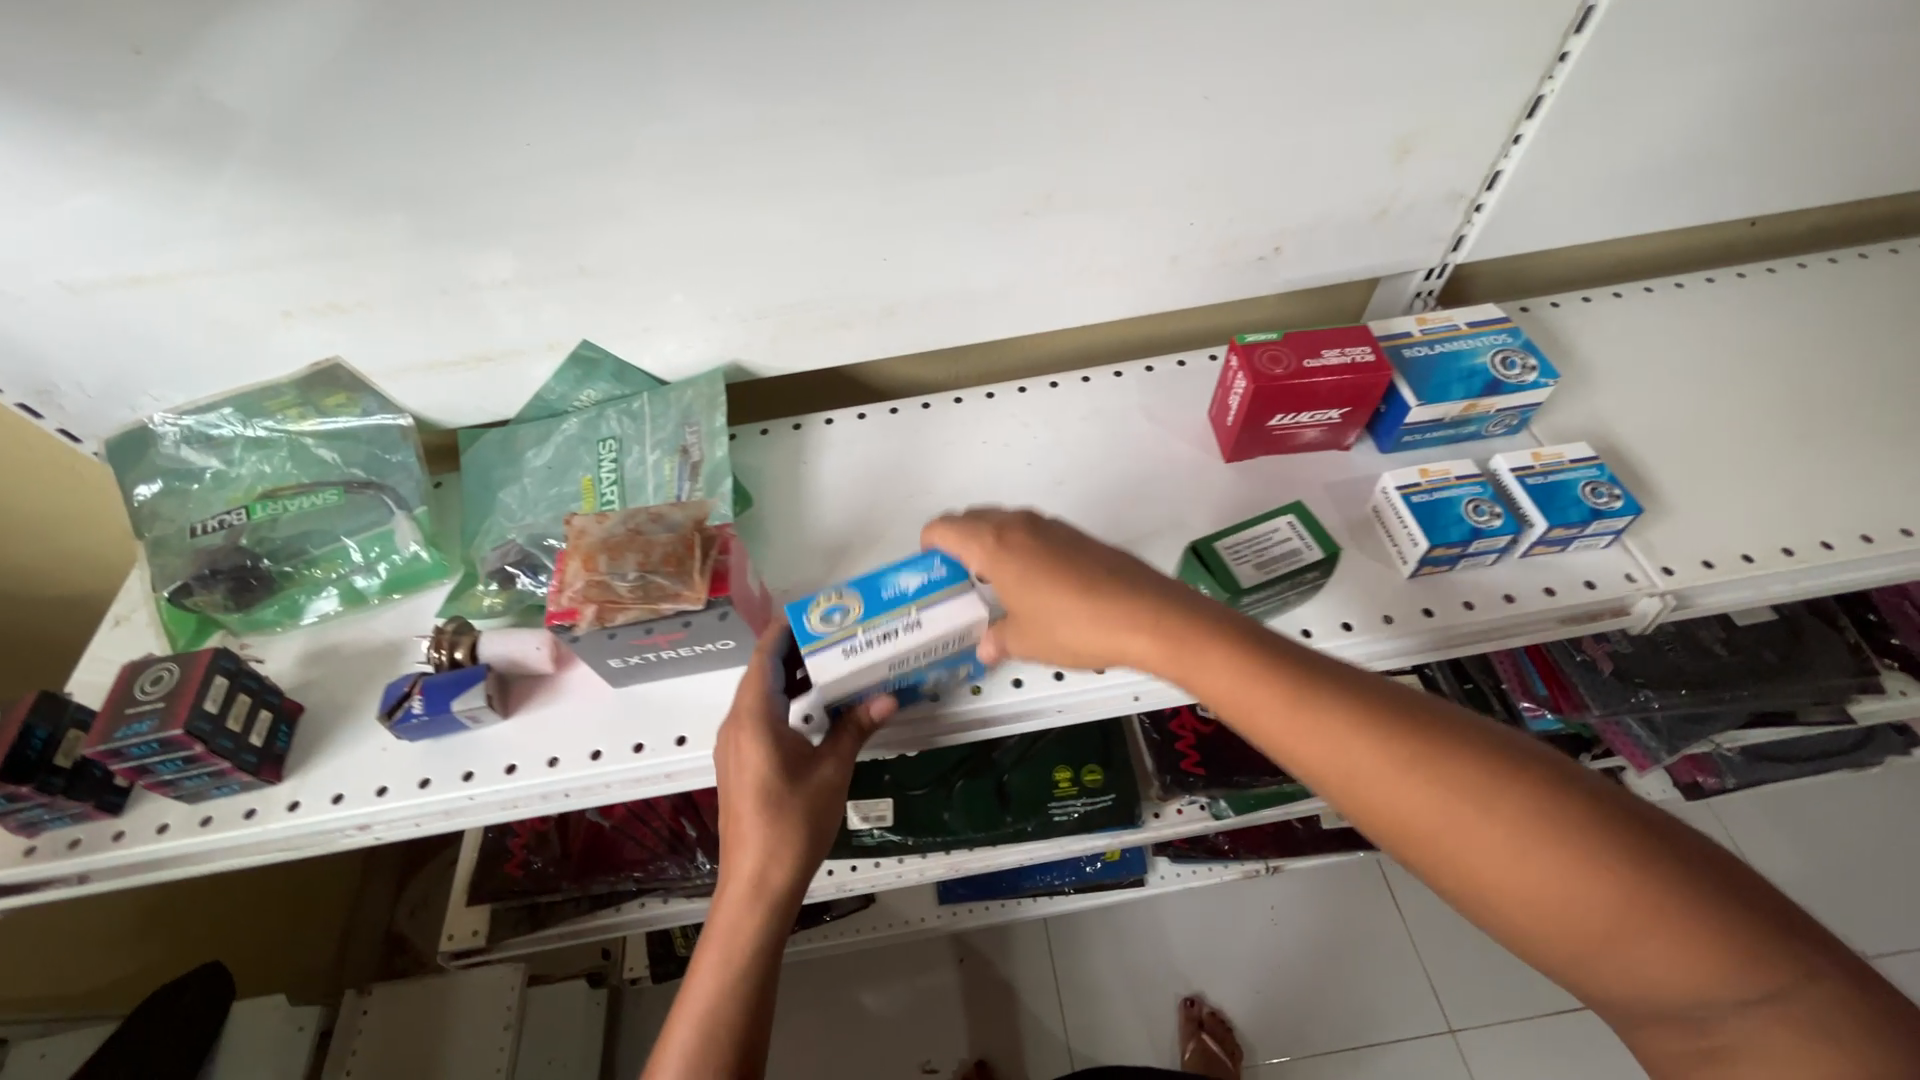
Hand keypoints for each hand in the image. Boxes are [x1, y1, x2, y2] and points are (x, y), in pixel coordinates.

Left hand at [712, 621, 896, 898]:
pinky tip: (816, 708)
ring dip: (792, 679)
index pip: (765, 656)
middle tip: (837, 635)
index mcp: (754, 717)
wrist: (758, 882)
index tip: (817, 612)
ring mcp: (734, 745)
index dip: (787, 630)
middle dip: (796, 651)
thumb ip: (856, 727)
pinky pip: (759, 718)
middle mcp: (736, 724)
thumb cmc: (794, 822)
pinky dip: (785, 703)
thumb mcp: (832, 770)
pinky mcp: (740, 763)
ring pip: (760, 696)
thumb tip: (889, 695)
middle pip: (762, 672)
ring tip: (832, 663)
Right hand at [922, 507, 1213, 673]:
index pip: (944, 527)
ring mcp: (1052, 526)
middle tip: (958, 579)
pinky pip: (1034, 533)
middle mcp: (1019, 525)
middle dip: (958, 542)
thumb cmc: (1073, 626)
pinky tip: (1036, 584)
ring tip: (995, 582)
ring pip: (1006, 523)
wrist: (1147, 614)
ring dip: (992, 543)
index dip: (929, 545)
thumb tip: (985, 647)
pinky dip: (1021, 548)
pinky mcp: (1079, 535)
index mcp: (994, 544)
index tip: (930, 570)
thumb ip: (997, 638)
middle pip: (972, 518)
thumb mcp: (1025, 641)